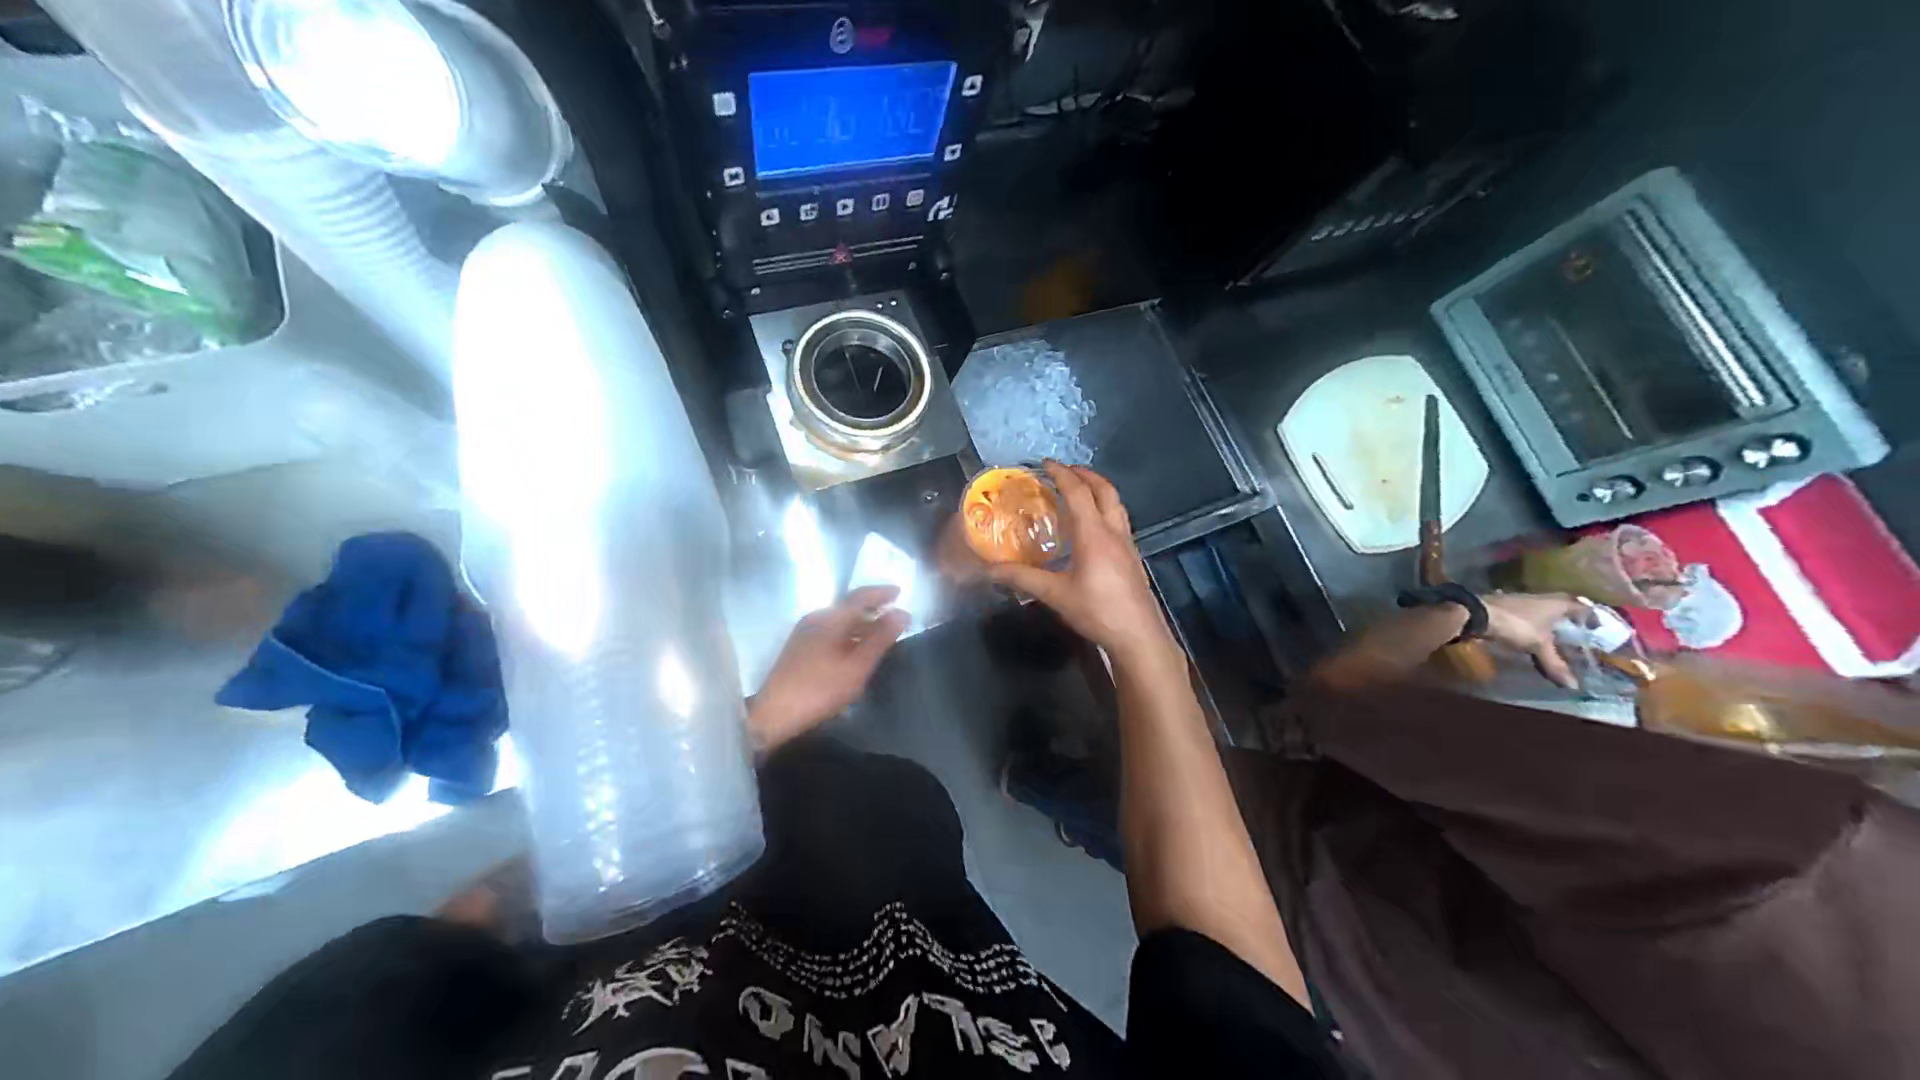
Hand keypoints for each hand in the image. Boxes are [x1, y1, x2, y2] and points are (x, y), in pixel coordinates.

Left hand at [747, 585, 909, 751]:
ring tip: (880, 633)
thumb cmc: (820, 689)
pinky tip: (856, 649)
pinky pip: (830, 631)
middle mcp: (815, 619)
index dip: (881, 593)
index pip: (860, 596)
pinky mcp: (799, 649)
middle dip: (873, 609)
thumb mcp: (857, 666)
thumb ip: (880, 638)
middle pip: (849, 607)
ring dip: (861, 623)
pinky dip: (848, 634)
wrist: (774, 714)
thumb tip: (901, 613)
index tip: (900, 592)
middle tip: (895, 615)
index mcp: (830, 618)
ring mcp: (804, 633)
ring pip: (839, 621)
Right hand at [988, 463, 1179, 668]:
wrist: (1138, 635)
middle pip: (1105, 490)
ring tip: (1080, 491)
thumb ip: (1023, 578)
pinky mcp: (1132, 557)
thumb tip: (991, 569)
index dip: (1062, 474)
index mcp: (1094, 534)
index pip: (1078, 492)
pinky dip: (1105, 510)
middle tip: (1065, 471)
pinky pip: (1119, 521)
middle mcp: (1113, 532)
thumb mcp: (1055, 595)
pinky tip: (1093, 527)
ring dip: (1099, 490)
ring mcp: (1127, 544)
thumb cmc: (1097, 611)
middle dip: (1085, 475)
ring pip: (1116, 504)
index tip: (1046, 464)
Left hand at [1481, 592, 1592, 690]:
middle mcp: (1539, 598)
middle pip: (1560, 605)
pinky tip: (1528, 633)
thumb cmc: (1514, 625)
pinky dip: (1530, 623)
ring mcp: (1519, 600)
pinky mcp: (1503, 607)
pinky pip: (1524, 615)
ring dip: (1547, 621)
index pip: (1581, 606)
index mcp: (1555, 603)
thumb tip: (1574, 686)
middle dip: (1569, 618)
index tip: (1597, 627)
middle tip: (1577, 631)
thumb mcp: (1538, 645)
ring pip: (1541, 610)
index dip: (1591, 615)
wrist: (1475, 614)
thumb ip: (1555, 664)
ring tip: (1554, 635)